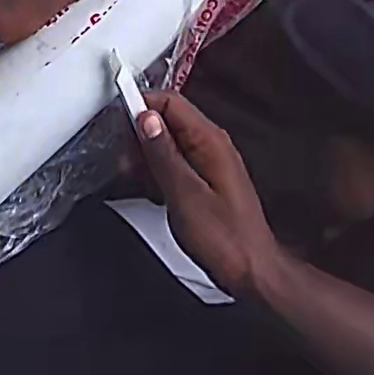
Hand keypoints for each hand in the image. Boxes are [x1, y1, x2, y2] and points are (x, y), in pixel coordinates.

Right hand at [132, 90, 284, 298]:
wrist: (254, 273)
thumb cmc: (226, 239)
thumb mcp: (185, 194)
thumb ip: (162, 153)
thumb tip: (145, 118)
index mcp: (209, 140)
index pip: (170, 101)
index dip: (141, 105)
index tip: (119, 119)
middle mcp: (210, 144)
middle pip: (166, 118)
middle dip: (140, 133)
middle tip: (126, 158)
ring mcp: (208, 160)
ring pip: (167, 141)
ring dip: (146, 155)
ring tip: (137, 178)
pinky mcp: (204, 177)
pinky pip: (174, 160)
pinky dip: (157, 170)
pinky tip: (152, 190)